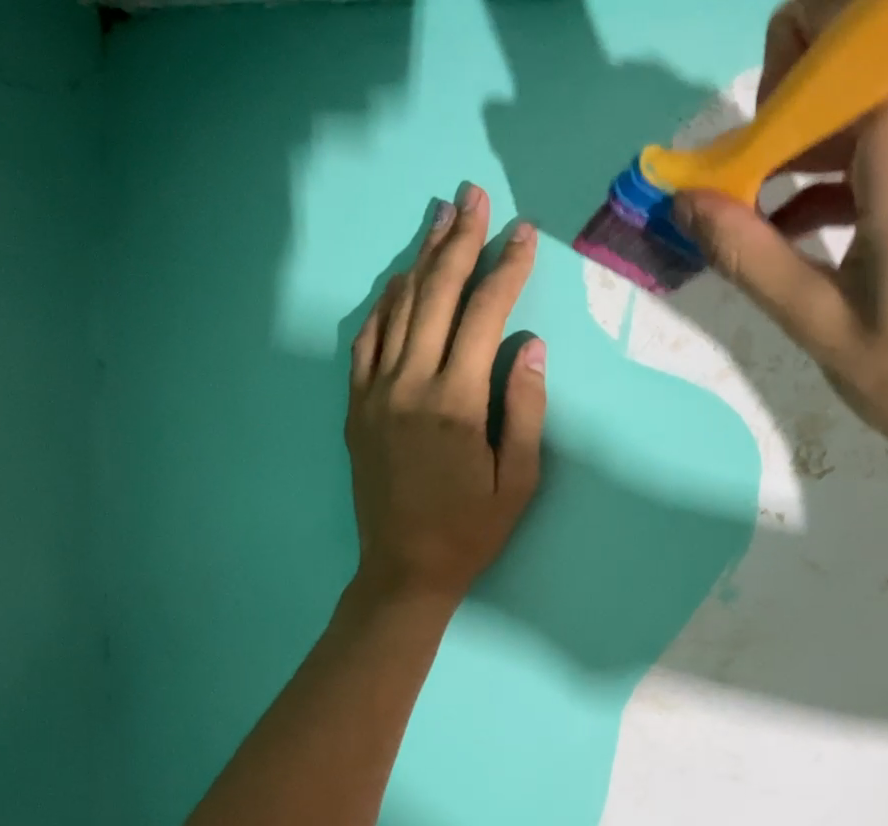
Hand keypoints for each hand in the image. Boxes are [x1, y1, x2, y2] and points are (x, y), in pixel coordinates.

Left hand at [345, 184, 546, 605]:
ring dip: (420, 260)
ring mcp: (375, 393)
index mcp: (456, 402)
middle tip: (472, 195)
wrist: (404, 568)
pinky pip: (366, 342)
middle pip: (434, 296)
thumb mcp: (518, 481)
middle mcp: (409, 385)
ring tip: (440, 218)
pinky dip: (384, 305)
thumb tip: (531, 346)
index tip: (524, 232)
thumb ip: (524, 409)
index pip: (483, 316)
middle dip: (458, 241)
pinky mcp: (356, 407)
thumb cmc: (470, 530)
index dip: (506, 269)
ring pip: (397, 309)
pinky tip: (399, 281)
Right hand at [677, 43, 887, 492]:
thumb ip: (746, 252)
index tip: (758, 132)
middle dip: (784, 114)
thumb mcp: (816, 320)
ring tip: (753, 216)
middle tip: (740, 187)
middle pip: (855, 69)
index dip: (794, 55)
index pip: (857, 30)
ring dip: (803, 152)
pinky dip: (836, 177)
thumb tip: (685, 201)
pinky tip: (793, 232)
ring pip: (868, 112)